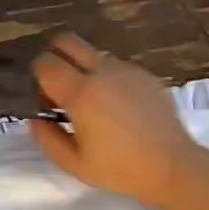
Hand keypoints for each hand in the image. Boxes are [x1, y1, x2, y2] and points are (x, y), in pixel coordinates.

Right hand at [28, 34, 208, 207]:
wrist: (172, 166)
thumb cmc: (120, 169)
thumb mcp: (74, 164)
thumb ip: (47, 138)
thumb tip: (36, 118)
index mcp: (81, 93)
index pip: (45, 63)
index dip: (38, 76)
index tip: (44, 98)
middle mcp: (102, 72)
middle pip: (67, 41)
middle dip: (55, 57)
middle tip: (59, 87)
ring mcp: (127, 70)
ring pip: (92, 53)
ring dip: (83, 69)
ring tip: (92, 102)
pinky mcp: (145, 74)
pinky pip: (116, 66)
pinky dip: (107, 78)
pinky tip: (117, 107)